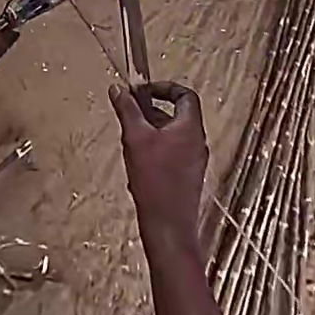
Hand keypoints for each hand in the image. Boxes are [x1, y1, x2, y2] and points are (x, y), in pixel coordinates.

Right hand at [110, 81, 208, 243]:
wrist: (168, 226)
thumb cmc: (154, 178)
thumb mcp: (135, 136)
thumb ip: (127, 109)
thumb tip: (118, 88)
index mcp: (190, 129)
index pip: (186, 95)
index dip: (165, 88)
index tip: (143, 91)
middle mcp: (197, 143)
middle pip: (178, 114)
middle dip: (152, 110)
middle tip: (130, 113)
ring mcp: (194, 161)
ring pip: (173, 133)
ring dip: (151, 129)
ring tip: (130, 137)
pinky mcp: (188, 177)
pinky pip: (173, 151)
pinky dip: (156, 147)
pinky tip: (138, 161)